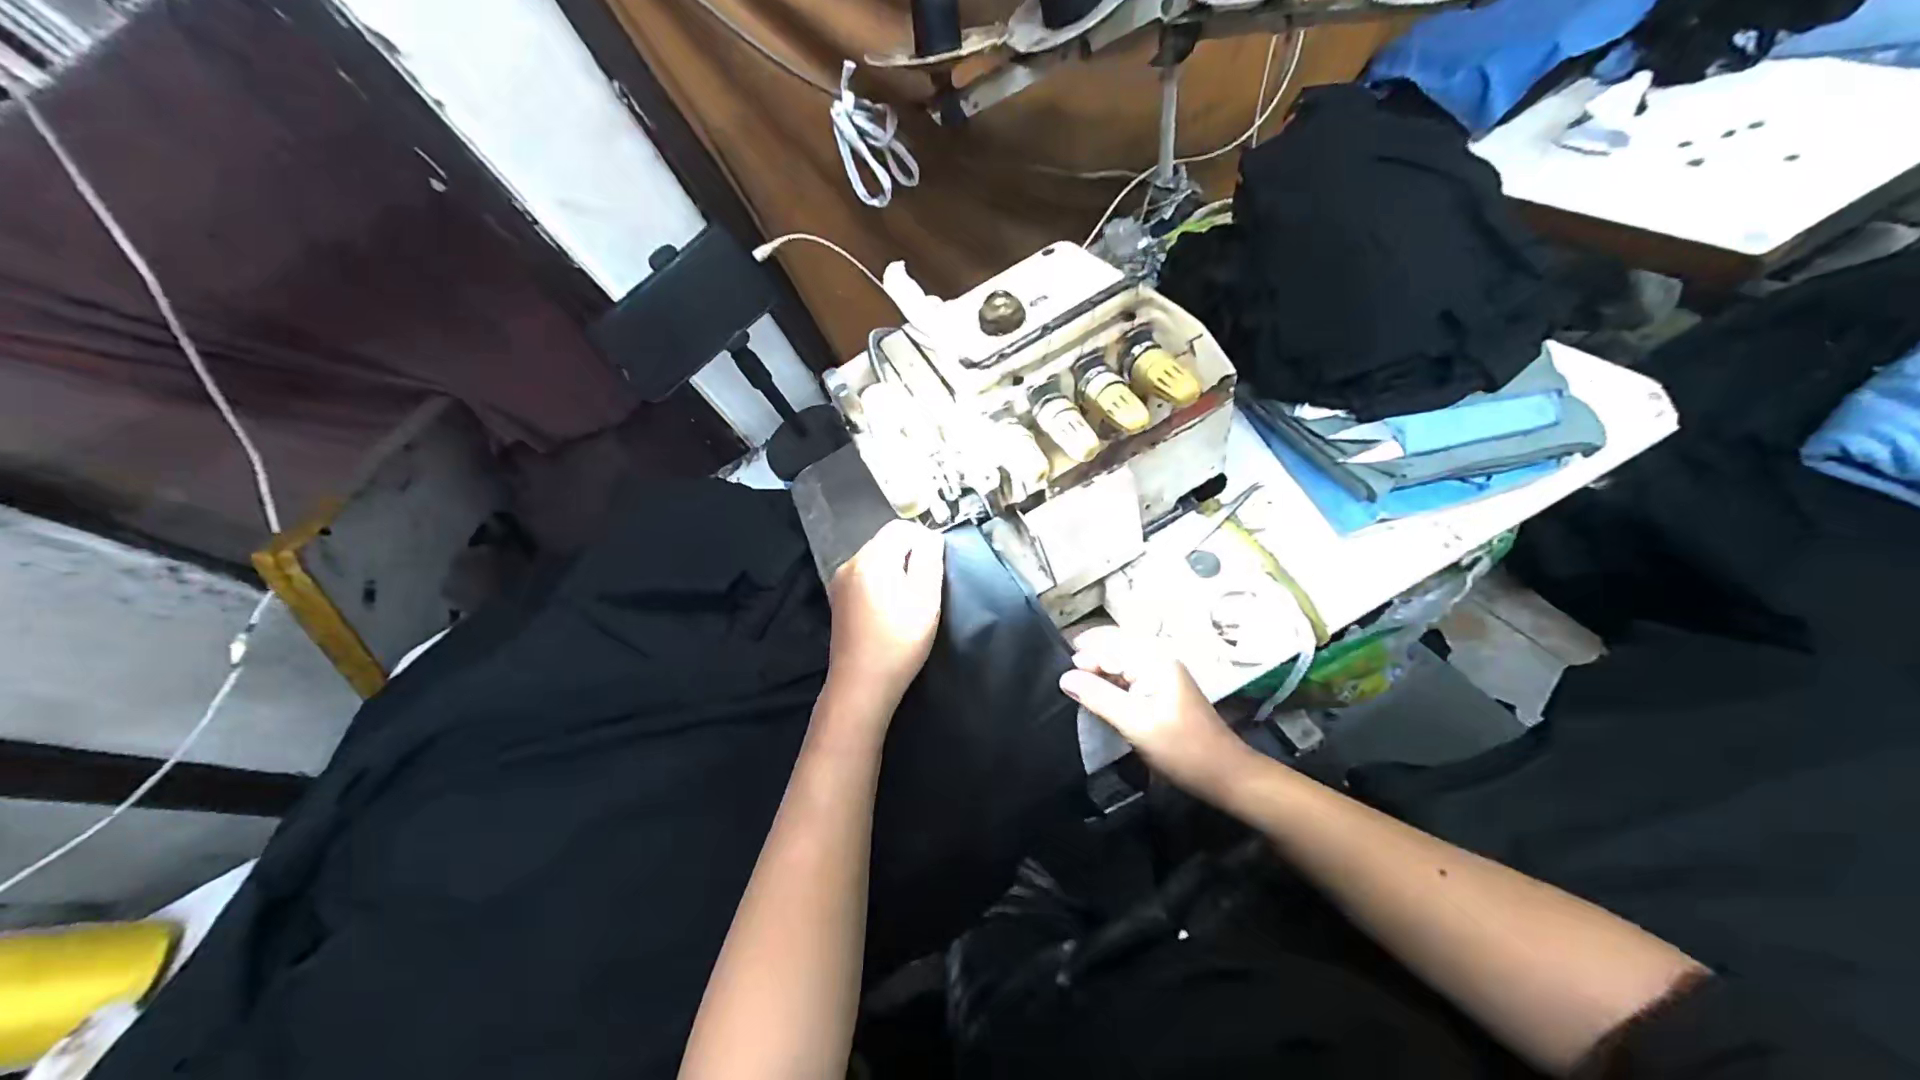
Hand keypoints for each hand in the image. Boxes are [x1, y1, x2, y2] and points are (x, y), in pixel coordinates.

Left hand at [826, 520, 945, 711]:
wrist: (861, 686)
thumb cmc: (899, 643)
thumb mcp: (925, 599)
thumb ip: (929, 560)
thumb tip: (930, 537)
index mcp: (870, 559)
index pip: (901, 527)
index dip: (924, 540)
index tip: (937, 568)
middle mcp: (850, 563)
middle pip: (886, 541)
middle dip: (910, 556)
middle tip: (927, 588)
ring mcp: (840, 582)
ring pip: (876, 560)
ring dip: (897, 571)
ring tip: (911, 602)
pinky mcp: (839, 600)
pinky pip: (866, 577)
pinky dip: (883, 583)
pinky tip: (891, 611)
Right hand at [1059, 626, 1253, 794]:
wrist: (1225, 775)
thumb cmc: (1182, 749)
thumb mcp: (1136, 723)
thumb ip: (1099, 696)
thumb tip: (1064, 677)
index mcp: (1154, 659)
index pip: (1107, 644)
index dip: (1082, 658)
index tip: (1061, 681)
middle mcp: (1157, 659)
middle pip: (1112, 648)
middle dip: (1087, 660)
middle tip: (1063, 683)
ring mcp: (1160, 674)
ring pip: (1118, 663)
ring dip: (1097, 673)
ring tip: (1074, 691)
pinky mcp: (1159, 691)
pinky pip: (1127, 677)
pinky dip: (1109, 684)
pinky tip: (1096, 699)